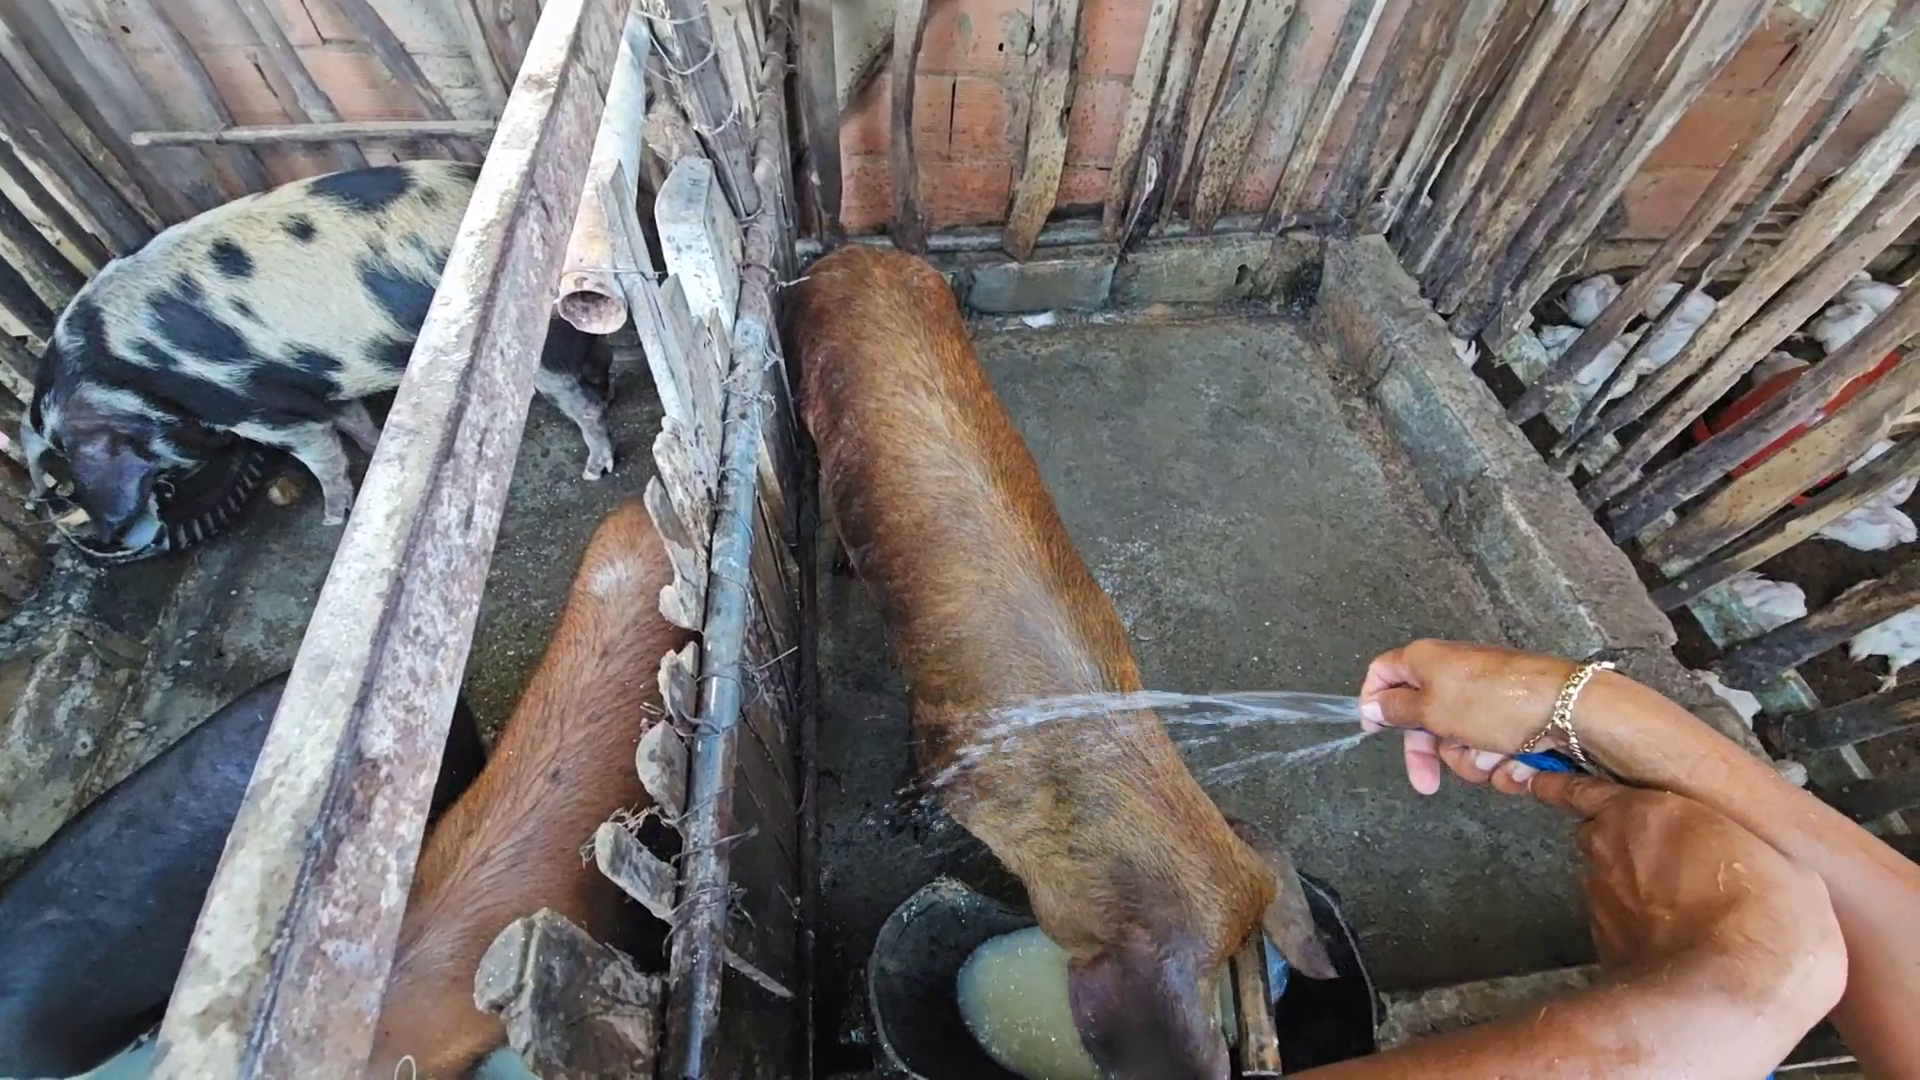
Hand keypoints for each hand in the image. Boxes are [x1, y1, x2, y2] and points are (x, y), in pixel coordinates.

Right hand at [1359, 640, 1578, 793]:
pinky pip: (1489, 743)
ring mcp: (1484, 696)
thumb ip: (1394, 710)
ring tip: (1494, 759)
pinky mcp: (1512, 715)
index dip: (1372, 700)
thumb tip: (1368, 705)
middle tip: (1426, 784)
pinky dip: (1499, 758)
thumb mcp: (1431, 710)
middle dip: (1428, 753)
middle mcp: (1450, 674)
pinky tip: (1517, 761)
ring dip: (1470, 758)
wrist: (1574, 710)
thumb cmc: (1490, 704)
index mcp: (1423, 660)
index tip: (1373, 731)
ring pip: (1457, 737)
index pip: (1381, 673)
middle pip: (1420, 717)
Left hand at [1530, 772, 1845, 1013]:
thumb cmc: (1764, 909)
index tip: (1534, 780)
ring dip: (1638, 891)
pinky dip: (1641, 928)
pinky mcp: (1600, 933)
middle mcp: (1603, 844)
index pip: (1579, 789)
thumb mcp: (1771, 857)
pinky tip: (1681, 946)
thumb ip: (1724, 842)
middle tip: (1673, 869)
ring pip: (1610, 880)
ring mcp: (1597, 890)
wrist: (1731, 984)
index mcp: (1635, 812)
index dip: (1558, 786)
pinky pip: (1619, 921)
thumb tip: (1726, 854)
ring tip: (1693, 917)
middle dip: (1626, 846)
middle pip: (1601, 835)